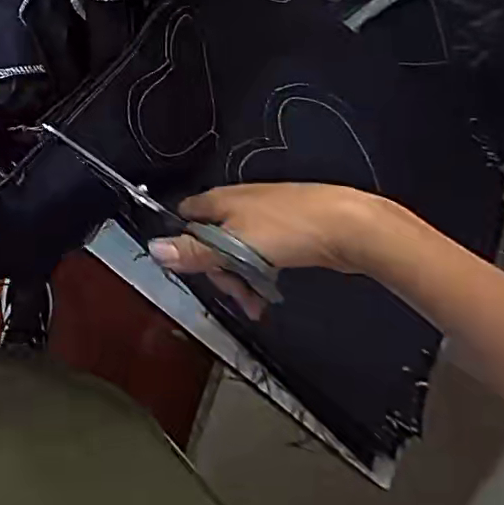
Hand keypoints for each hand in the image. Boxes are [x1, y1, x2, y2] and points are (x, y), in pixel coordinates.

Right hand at [148, 183, 418, 317]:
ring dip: (240, 279)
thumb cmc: (289, 230)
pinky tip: (269, 294)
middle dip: (219, 272)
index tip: (198, 272)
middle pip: (209, 240)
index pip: (184, 219)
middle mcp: (236, 203)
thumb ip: (195, 251)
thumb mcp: (235, 245)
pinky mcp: (284, 230)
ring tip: (256, 303)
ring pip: (235, 251)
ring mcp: (261, 216)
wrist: (349, 226)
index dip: (184, 246)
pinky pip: (258, 254)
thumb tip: (154, 248)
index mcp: (218, 201)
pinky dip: (260, 275)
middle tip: (237, 294)